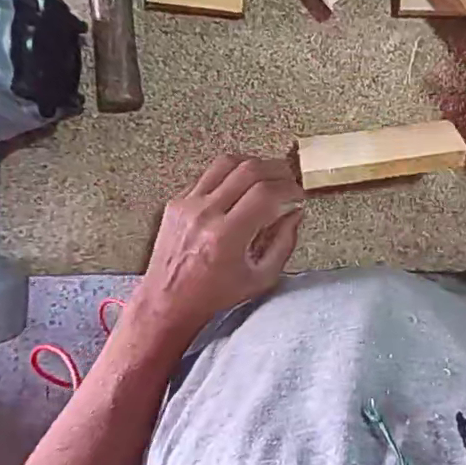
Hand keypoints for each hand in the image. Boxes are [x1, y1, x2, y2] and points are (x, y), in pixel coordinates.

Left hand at [120, 155, 303, 353]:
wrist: (167, 302)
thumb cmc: (213, 295)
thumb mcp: (261, 278)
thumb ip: (284, 242)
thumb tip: (295, 213)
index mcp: (226, 236)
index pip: (266, 193)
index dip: (290, 188)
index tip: (298, 195)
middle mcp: (205, 215)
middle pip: (249, 170)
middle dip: (277, 170)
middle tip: (288, 180)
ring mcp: (187, 205)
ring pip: (227, 163)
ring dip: (254, 164)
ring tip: (267, 175)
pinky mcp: (177, 202)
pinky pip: (208, 175)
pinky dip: (230, 175)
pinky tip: (241, 186)